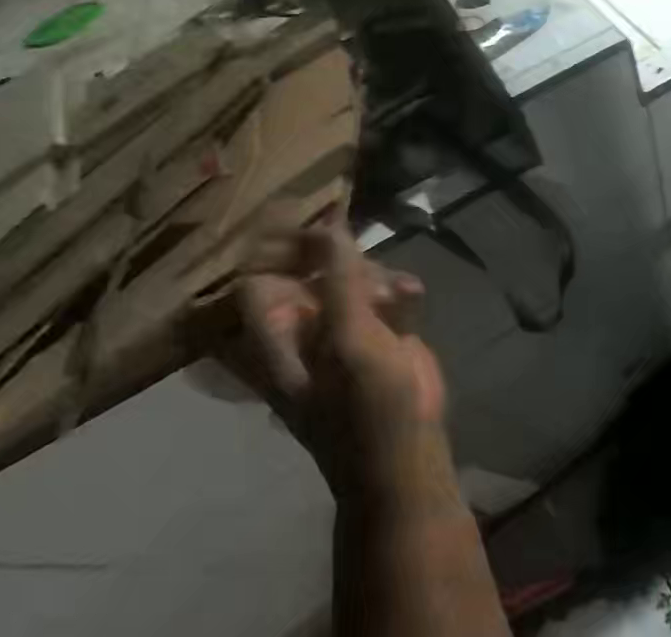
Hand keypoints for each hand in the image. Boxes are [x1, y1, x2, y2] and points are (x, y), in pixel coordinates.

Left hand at [216, 205, 446, 499]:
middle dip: (342, 260)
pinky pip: (385, 292)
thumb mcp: (349, 342)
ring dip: (377, 277)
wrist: (407, 454)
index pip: (258, 276)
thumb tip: (328, 223)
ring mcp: (344, 327)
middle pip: (312, 269)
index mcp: (276, 335)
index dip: (277, 246)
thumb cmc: (365, 408)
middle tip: (365, 267)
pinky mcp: (380, 330)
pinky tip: (412, 302)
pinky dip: (399, 293)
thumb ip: (340, 281)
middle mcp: (305, 325)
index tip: (311, 215)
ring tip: (399, 295)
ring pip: (354, 275)